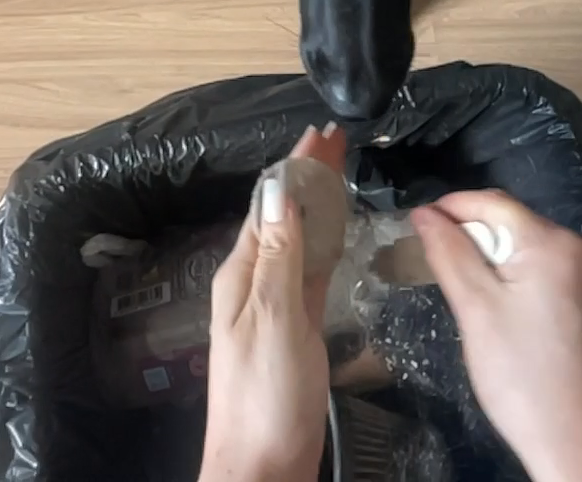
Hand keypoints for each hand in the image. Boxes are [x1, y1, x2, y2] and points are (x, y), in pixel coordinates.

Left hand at [199, 126, 348, 481]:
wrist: (262, 469)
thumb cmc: (267, 394)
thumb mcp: (273, 318)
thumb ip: (279, 254)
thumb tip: (281, 189)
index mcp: (243, 270)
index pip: (271, 202)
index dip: (296, 166)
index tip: (320, 134)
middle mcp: (256, 278)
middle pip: (285, 213)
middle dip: (308, 176)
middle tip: (335, 142)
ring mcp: (275, 302)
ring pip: (300, 237)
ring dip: (317, 202)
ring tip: (338, 172)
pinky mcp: (297, 326)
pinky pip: (311, 268)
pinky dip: (324, 241)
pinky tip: (334, 230)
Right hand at [410, 190, 581, 481]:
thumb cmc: (523, 379)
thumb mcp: (474, 310)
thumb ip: (448, 252)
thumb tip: (424, 212)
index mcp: (554, 244)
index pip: (493, 203)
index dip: (452, 207)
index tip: (419, 225)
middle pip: (514, 223)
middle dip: (475, 237)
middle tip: (443, 268)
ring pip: (531, 247)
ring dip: (497, 258)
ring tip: (472, 293)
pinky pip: (551, 270)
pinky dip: (522, 277)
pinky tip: (509, 311)